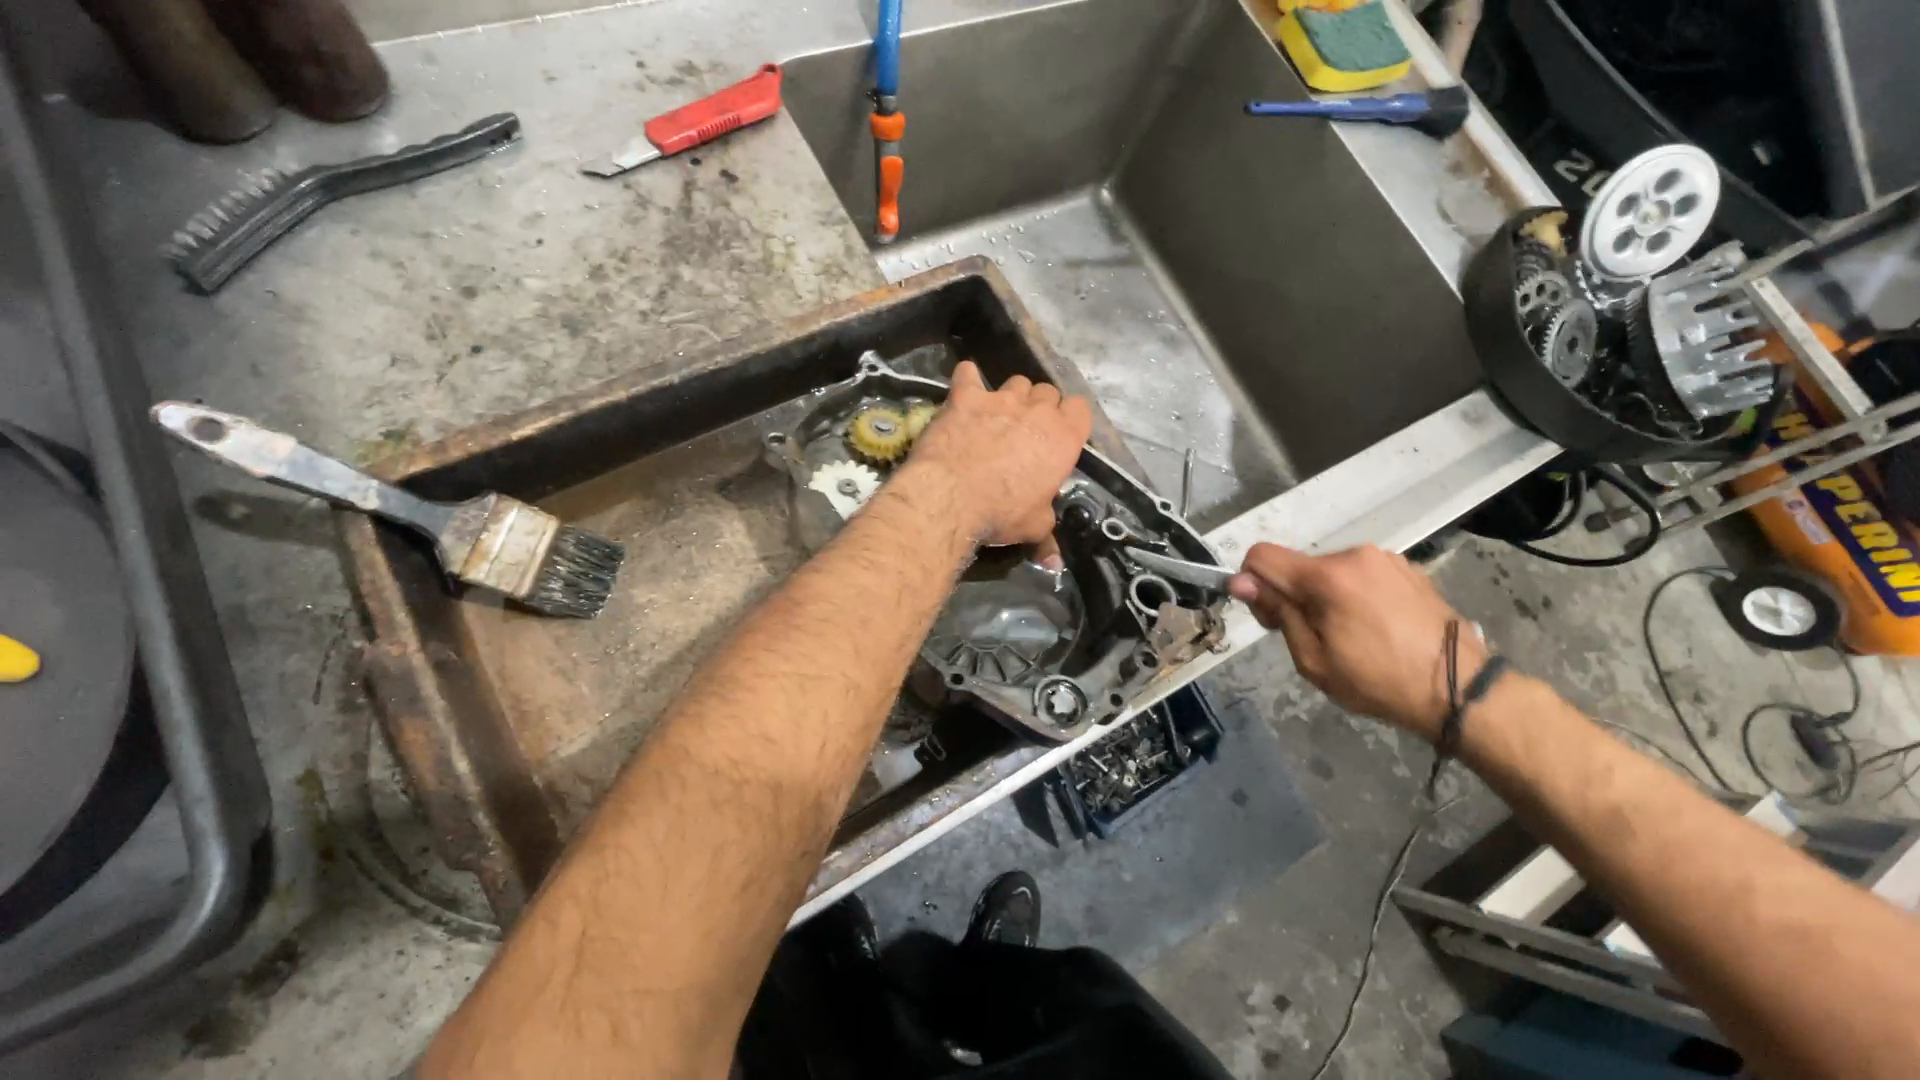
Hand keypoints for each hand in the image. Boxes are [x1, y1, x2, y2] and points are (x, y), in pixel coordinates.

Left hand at [907, 361, 1091, 546]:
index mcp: (1063, 438)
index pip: (1080, 409)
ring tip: (997, 415)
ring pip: (1015, 382)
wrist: (952, 498)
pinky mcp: (966, 397)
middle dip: (1040, 406)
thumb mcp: (1033, 527)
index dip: (1069, 419)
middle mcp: (1037, 411)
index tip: (1058, 435)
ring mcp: (1000, 400)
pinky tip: (964, 386)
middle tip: (1026, 430)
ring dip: (1010, 396)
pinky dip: (967, 379)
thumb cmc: (1002, 513)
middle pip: (1047, 392)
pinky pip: (968, 375)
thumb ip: (1047, 536)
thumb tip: (1054, 563)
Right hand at [1227, 543, 1485, 741]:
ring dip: (1327, 596)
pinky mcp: (1409, 568)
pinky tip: (1377, 627)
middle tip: (1313, 638)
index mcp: (1327, 576)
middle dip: (1294, 596)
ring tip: (1351, 635)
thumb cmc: (1377, 682)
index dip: (1252, 583)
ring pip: (1332, 571)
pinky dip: (1356, 595)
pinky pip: (1363, 575)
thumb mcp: (1313, 659)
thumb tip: (1241, 582)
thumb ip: (1277, 613)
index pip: (1262, 556)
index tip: (1267, 616)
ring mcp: (1386, 559)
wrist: (1460, 689)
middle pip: (1299, 566)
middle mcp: (1355, 555)